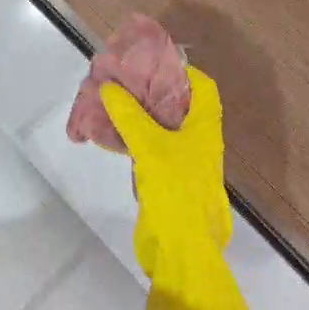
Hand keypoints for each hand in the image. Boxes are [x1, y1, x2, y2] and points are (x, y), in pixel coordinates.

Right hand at [101, 68, 268, 309]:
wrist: (181, 249)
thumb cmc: (175, 191)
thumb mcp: (150, 146)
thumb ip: (129, 114)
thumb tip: (109, 86)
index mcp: (204, 128)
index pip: (201, 86)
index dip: (179, 69)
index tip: (148, 60)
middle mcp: (197, 140)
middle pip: (176, 104)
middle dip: (147, 89)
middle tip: (117, 77)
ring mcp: (181, 161)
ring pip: (157, 125)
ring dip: (133, 112)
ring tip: (104, 100)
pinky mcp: (164, 179)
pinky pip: (146, 147)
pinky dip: (127, 136)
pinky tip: (103, 133)